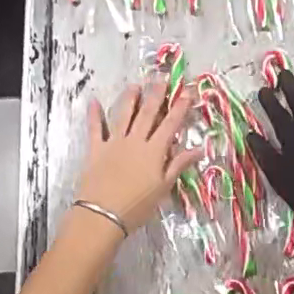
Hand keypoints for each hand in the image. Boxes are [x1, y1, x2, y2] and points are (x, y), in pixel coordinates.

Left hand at [76, 80, 203, 232]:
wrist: (103, 215)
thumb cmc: (137, 206)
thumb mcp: (163, 188)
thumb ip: (178, 165)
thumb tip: (199, 149)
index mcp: (154, 151)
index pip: (170, 124)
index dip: (180, 107)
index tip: (187, 91)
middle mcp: (135, 141)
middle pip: (148, 113)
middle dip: (156, 95)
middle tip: (161, 78)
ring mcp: (114, 143)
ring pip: (123, 115)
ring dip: (130, 99)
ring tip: (135, 85)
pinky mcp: (95, 150)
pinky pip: (95, 128)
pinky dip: (94, 115)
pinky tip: (94, 101)